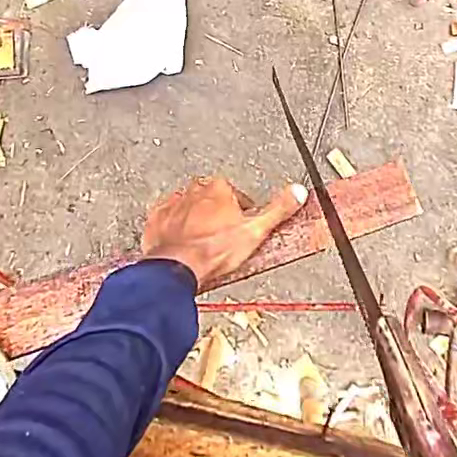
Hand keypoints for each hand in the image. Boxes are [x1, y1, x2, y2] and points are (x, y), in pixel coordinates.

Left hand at [141, 176, 306, 287]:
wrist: (176, 268)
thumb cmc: (213, 251)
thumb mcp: (255, 232)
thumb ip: (278, 210)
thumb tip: (298, 192)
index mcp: (219, 188)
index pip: (237, 197)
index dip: (243, 216)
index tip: (242, 230)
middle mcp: (194, 190)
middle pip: (213, 201)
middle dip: (218, 217)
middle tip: (223, 240)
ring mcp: (174, 205)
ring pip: (190, 209)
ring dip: (196, 223)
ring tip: (203, 246)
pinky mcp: (157, 220)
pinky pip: (168, 220)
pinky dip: (175, 230)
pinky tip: (182, 245)